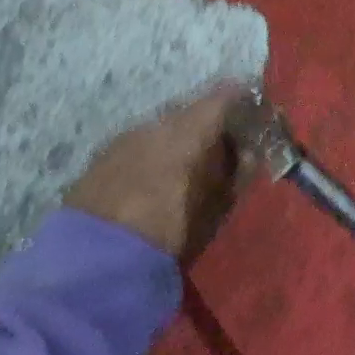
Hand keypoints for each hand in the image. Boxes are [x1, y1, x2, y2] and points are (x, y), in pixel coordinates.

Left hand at [65, 81, 250, 261]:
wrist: (97, 259)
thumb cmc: (172, 230)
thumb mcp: (219, 205)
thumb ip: (238, 172)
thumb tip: (248, 153)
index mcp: (190, 128)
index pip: (226, 95)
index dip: (244, 99)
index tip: (257, 112)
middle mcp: (156, 122)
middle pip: (191, 108)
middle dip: (210, 121)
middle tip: (225, 144)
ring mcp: (124, 137)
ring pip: (162, 125)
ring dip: (179, 138)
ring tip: (189, 163)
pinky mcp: (100, 157)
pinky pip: (138, 144)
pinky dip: (153, 152)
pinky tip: (156, 177)